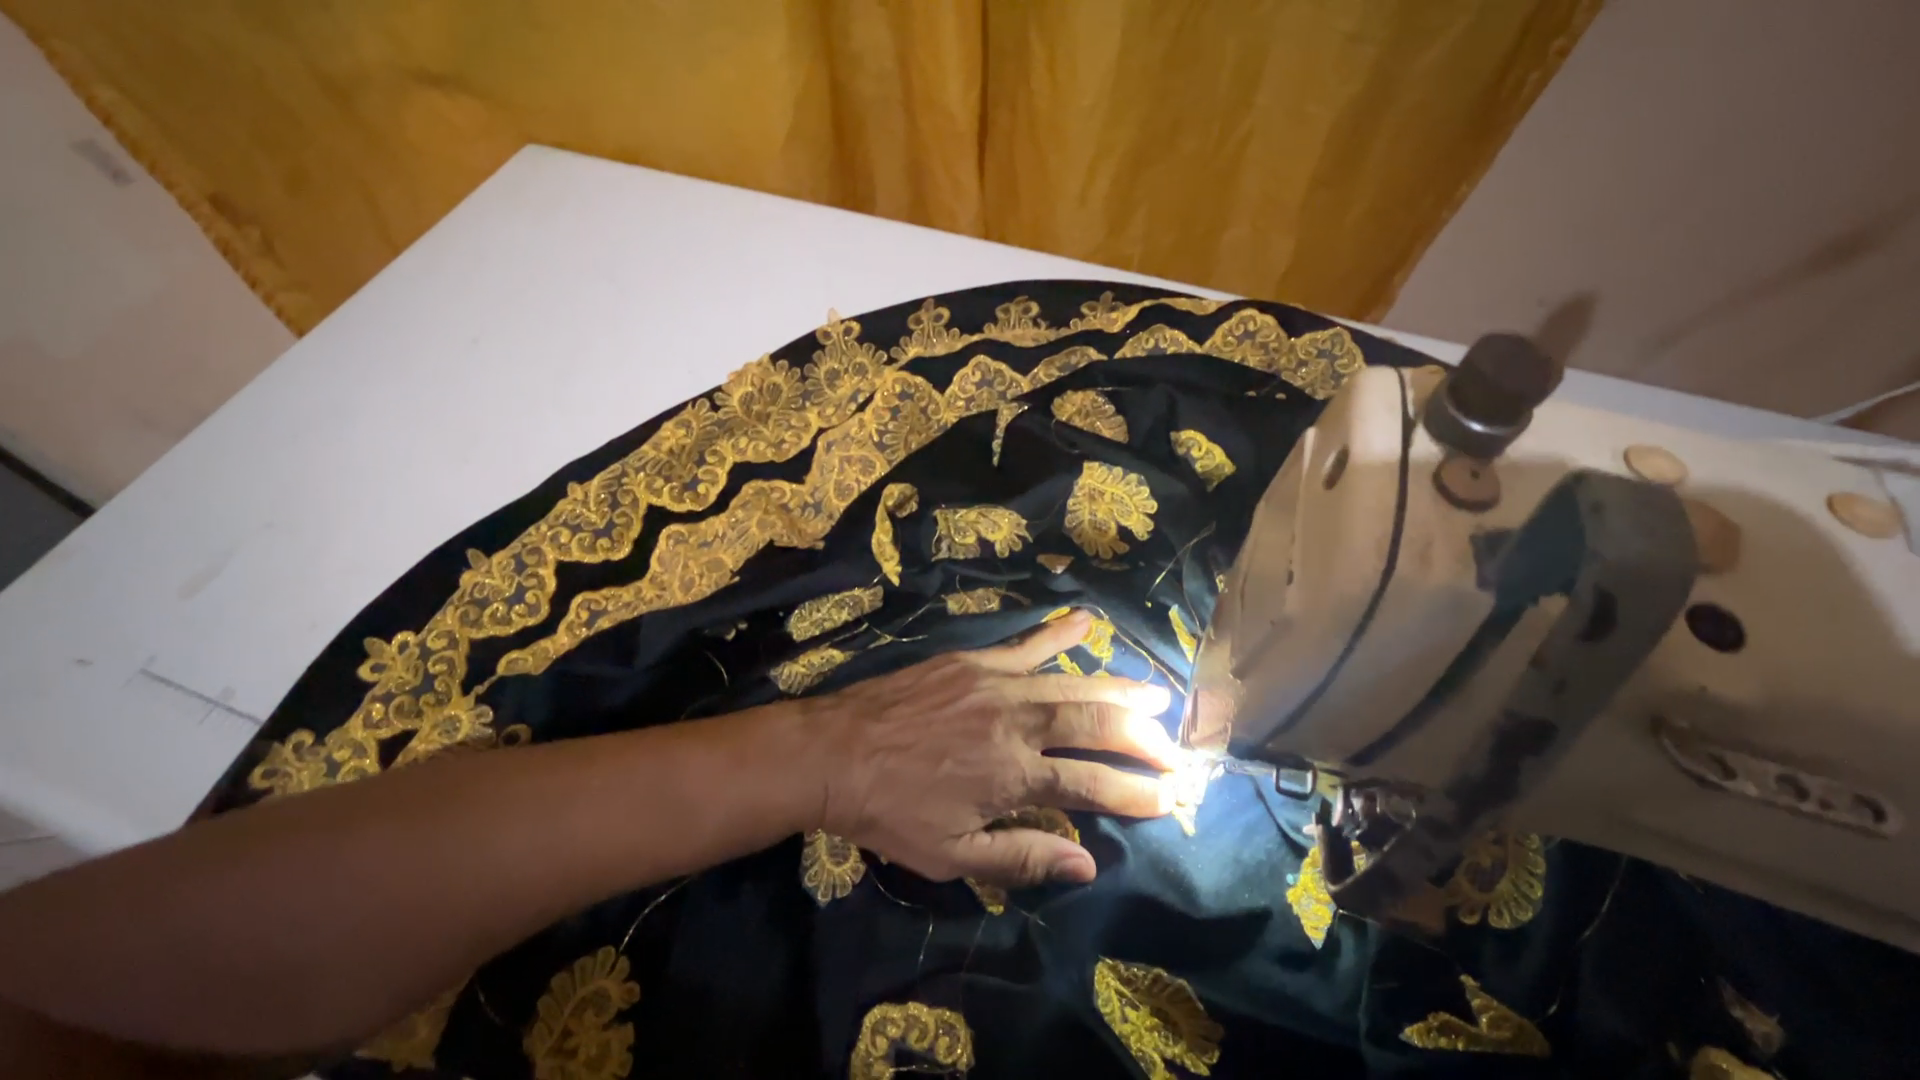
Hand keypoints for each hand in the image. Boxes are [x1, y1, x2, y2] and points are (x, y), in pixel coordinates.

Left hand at [804, 610, 1181, 888]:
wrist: (832, 753)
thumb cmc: (890, 812)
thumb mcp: (950, 856)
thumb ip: (1020, 859)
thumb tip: (1087, 866)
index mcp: (1013, 777)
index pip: (1092, 786)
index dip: (1136, 793)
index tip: (1170, 797)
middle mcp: (1016, 724)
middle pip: (1094, 725)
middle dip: (1141, 737)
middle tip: (1174, 746)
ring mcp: (995, 685)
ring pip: (1071, 683)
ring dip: (1117, 688)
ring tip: (1155, 694)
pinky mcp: (972, 662)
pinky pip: (1024, 644)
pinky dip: (1058, 634)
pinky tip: (1086, 621)